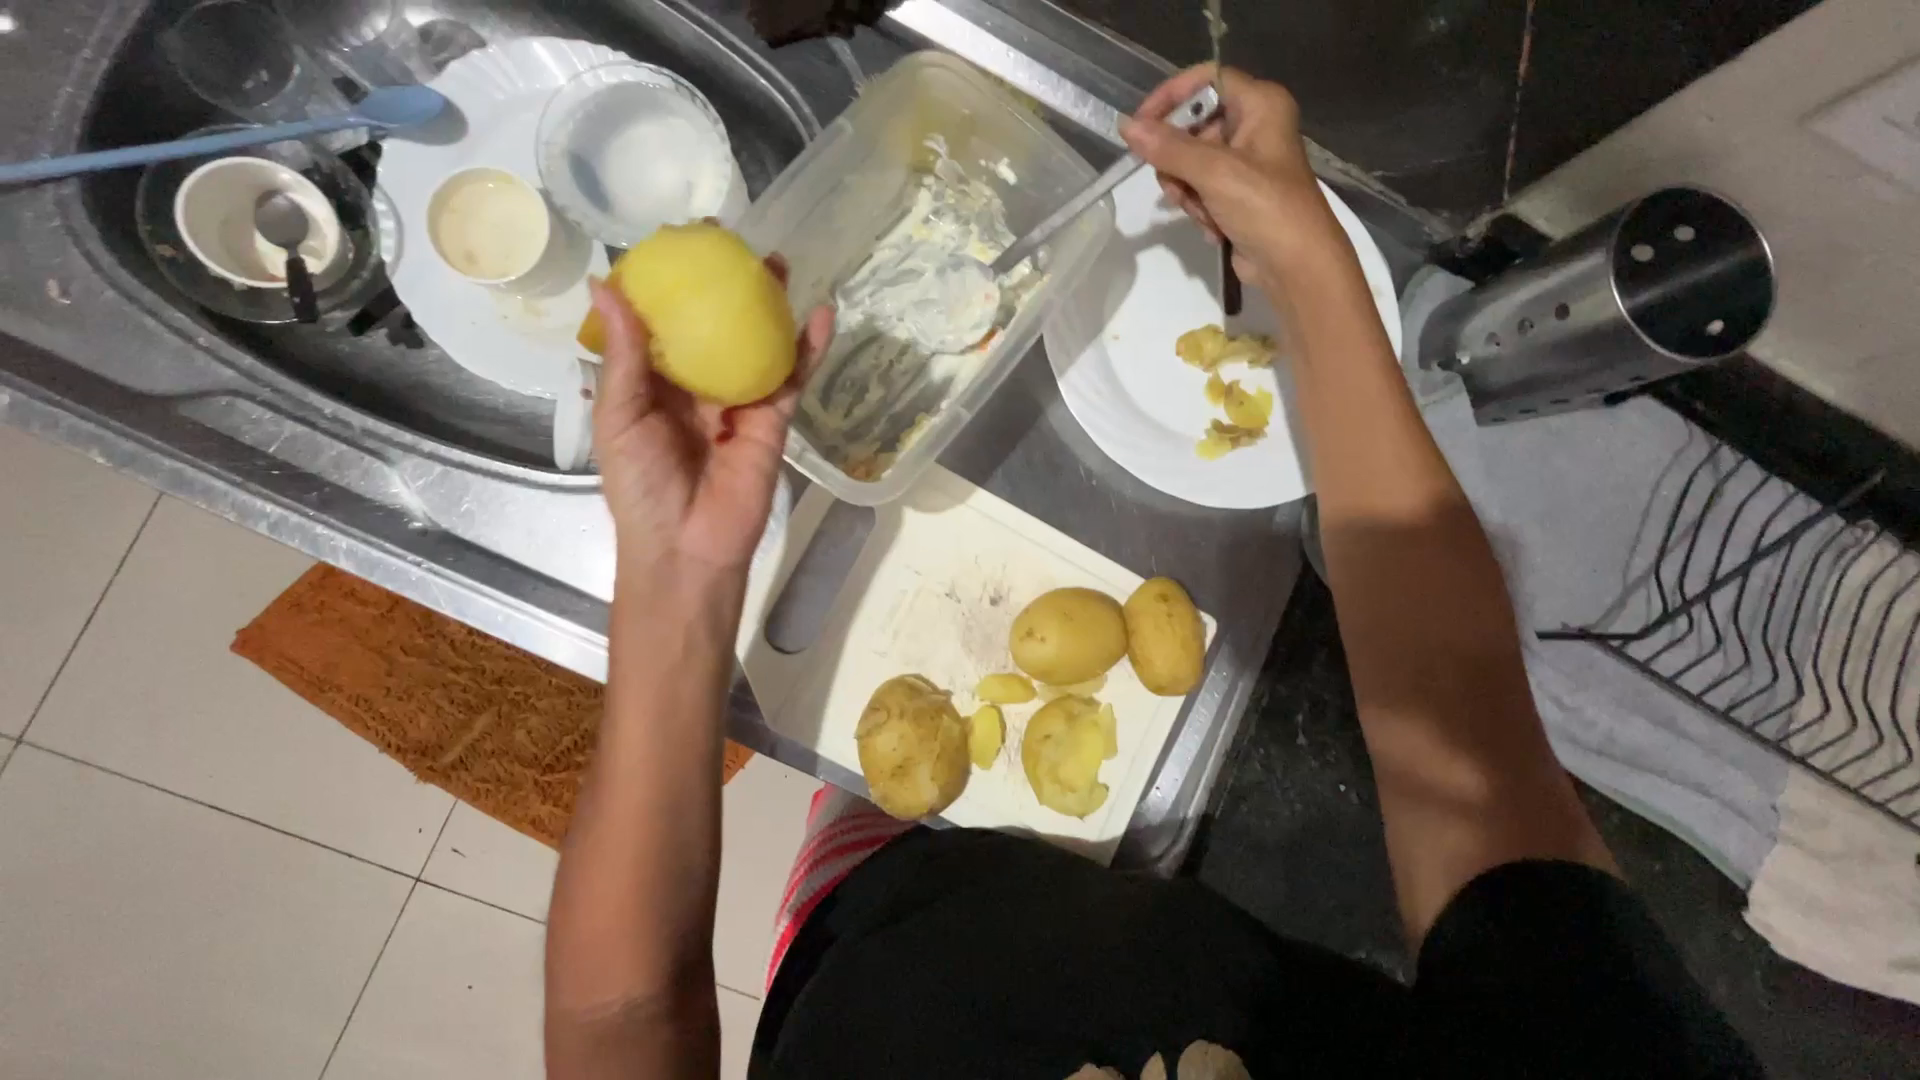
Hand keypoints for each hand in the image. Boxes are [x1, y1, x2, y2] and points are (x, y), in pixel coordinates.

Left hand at [588, 259, 833, 577]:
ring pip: (759, 346)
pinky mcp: (774, 421)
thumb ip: (624, 355)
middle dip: (728, 287)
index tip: (682, 240)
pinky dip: (807, 349)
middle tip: (736, 243)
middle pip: (717, 326)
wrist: (687, 545)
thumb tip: (607, 286)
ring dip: (771, 308)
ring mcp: (740, 402)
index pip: (665, 322)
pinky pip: (792, 379)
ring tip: (781, 265)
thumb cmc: (640, 485)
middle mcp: (699, 386)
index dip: (673, 283)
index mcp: (655, 383)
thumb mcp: (620, 417)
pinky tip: (821, 315)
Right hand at [1120, 65, 1353, 290]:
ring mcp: (1245, 163)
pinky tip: (1214, 227)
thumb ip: (1169, 148)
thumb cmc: (1265, 207)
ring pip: (1191, 164)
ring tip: (1203, 213)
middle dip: (1177, 162)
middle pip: (1193, 127)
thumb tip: (1127, 126)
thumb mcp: (1214, 172)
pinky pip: (1201, 190)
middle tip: (1176, 188)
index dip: (1171, 98)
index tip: (1139, 125)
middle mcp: (1253, 126)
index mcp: (1260, 105)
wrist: (1295, 264)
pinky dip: (1200, 208)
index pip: (1205, 80)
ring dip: (1187, 192)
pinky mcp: (1236, 195)